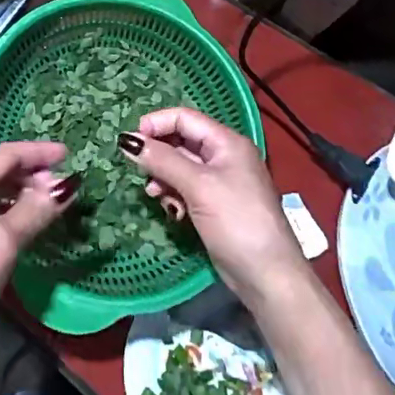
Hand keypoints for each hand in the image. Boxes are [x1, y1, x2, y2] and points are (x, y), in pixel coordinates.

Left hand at [0, 142, 77, 351]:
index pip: (5, 153)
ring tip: (49, 198)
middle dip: (30, 170)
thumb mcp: (4, 242)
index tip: (68, 153)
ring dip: (19, 188)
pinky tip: (23, 218)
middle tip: (62, 181)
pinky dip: (6, 204)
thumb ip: (34, 209)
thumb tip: (64, 185)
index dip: (38, 152)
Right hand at [119, 107, 303, 300]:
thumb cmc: (236, 222)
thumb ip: (161, 160)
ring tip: (154, 194)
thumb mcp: (197, 186)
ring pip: (179, 165)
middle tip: (139, 170)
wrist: (267, 276)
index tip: (131, 142)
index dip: (155, 124)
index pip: (183, 118)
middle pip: (180, 140)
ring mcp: (220, 181)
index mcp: (226, 143)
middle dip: (157, 153)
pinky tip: (170, 209)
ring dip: (162, 176)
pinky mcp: (214, 203)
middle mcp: (224, 156)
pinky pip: (185, 187)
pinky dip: (173, 193)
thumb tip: (126, 140)